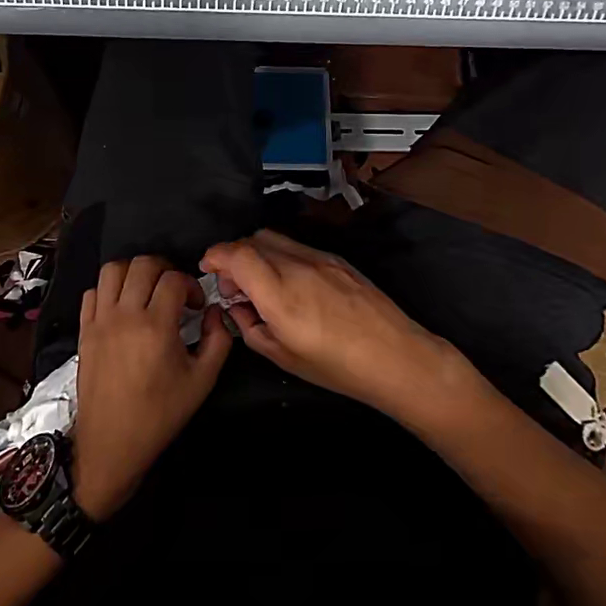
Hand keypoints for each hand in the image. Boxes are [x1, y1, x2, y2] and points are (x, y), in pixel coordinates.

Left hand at [70, 256, 232, 520]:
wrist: (112, 443)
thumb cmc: (160, 414)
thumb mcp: (203, 381)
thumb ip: (219, 340)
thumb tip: (216, 312)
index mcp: (156, 326)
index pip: (174, 279)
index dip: (191, 285)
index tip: (196, 306)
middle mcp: (125, 315)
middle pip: (142, 264)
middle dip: (165, 269)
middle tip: (174, 291)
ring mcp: (100, 321)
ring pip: (113, 270)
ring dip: (135, 272)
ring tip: (147, 291)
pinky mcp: (84, 331)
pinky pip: (93, 292)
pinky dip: (109, 289)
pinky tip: (123, 306)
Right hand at [200, 230, 466, 417]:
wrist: (396, 356)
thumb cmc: (337, 367)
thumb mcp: (283, 357)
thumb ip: (250, 327)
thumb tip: (236, 306)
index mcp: (279, 294)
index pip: (236, 253)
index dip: (215, 255)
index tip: (208, 269)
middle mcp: (297, 267)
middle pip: (252, 240)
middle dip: (233, 256)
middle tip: (235, 286)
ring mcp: (320, 258)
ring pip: (275, 238)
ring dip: (257, 253)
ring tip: (261, 284)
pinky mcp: (337, 259)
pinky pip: (298, 246)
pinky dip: (280, 256)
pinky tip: (289, 284)